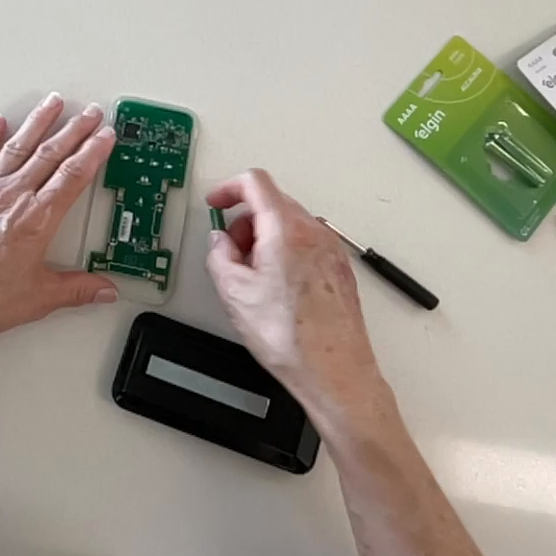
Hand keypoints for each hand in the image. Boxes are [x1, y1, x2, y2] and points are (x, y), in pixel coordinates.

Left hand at [0, 93, 118, 367]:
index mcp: (37, 219)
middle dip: (75, 130)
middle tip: (91, 113)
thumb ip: (76, 290)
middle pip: (51, 153)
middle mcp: (11, 197)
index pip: (74, 175)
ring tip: (53, 103)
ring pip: (18, 146)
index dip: (93, 151)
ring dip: (38, 122)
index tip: (105, 136)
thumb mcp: (37, 298)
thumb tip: (101, 289)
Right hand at [205, 170, 387, 416]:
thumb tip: (219, 242)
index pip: (255, 182)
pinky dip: (285, 250)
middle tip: (230, 249)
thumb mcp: (233, 292)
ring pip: (289, 223)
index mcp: (285, 229)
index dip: (228, 188)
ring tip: (253, 274)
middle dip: (245, 219)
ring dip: (265, 236)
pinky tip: (275, 286)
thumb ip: (218, 254)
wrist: (334, 372)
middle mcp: (314, 232)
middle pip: (273, 201)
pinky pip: (306, 243)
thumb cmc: (290, 337)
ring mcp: (331, 249)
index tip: (216, 203)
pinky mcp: (340, 268)